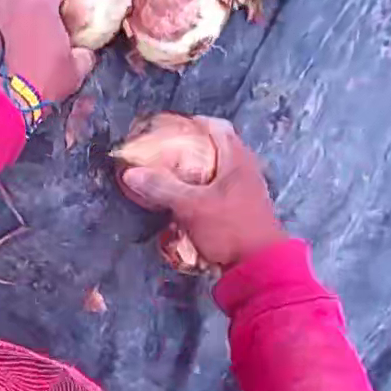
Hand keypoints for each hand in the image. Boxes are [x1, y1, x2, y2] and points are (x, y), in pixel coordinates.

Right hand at [119, 118, 287, 269]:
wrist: (258, 267)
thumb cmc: (230, 228)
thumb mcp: (192, 206)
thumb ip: (162, 188)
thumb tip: (131, 173)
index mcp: (238, 159)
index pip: (217, 126)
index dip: (194, 123)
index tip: (171, 129)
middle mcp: (246, 171)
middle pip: (217, 149)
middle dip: (192, 150)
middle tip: (166, 155)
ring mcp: (247, 192)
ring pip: (218, 173)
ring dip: (197, 174)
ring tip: (172, 179)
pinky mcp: (243, 211)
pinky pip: (220, 192)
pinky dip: (203, 192)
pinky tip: (187, 203)